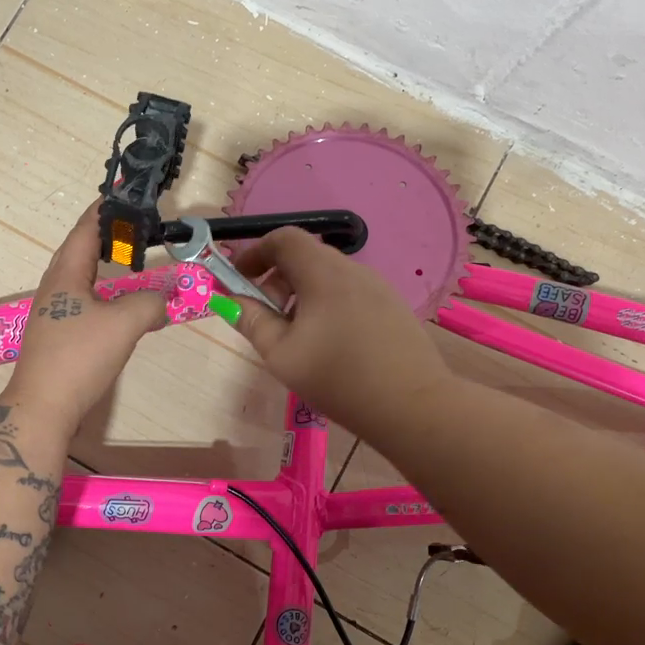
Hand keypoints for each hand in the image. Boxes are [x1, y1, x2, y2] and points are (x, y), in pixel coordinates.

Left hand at [1, 203, 169, 434]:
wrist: (43, 408)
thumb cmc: (78, 357)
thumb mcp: (124, 324)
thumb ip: (151, 302)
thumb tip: (166, 297)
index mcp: (65, 273)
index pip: (87, 228)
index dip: (108, 208)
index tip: (129, 193)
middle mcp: (56, 288)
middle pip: (83, 250)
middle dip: (111, 236)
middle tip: (142, 227)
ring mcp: (55, 314)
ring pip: (86, 280)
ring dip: (111, 268)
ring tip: (139, 262)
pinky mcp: (60, 338)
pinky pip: (89, 305)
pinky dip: (111, 297)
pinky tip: (128, 308)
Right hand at [221, 226, 455, 437]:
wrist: (413, 406)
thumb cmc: (338, 378)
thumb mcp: (281, 354)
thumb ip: (252, 321)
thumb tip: (231, 300)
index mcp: (323, 274)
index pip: (284, 239)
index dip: (255, 253)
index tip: (238, 281)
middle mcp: (353, 270)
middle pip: (305, 257)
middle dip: (275, 280)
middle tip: (264, 318)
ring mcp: (377, 288)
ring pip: (326, 277)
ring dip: (299, 296)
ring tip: (293, 337)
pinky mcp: (392, 308)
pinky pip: (348, 294)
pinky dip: (324, 306)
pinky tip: (326, 345)